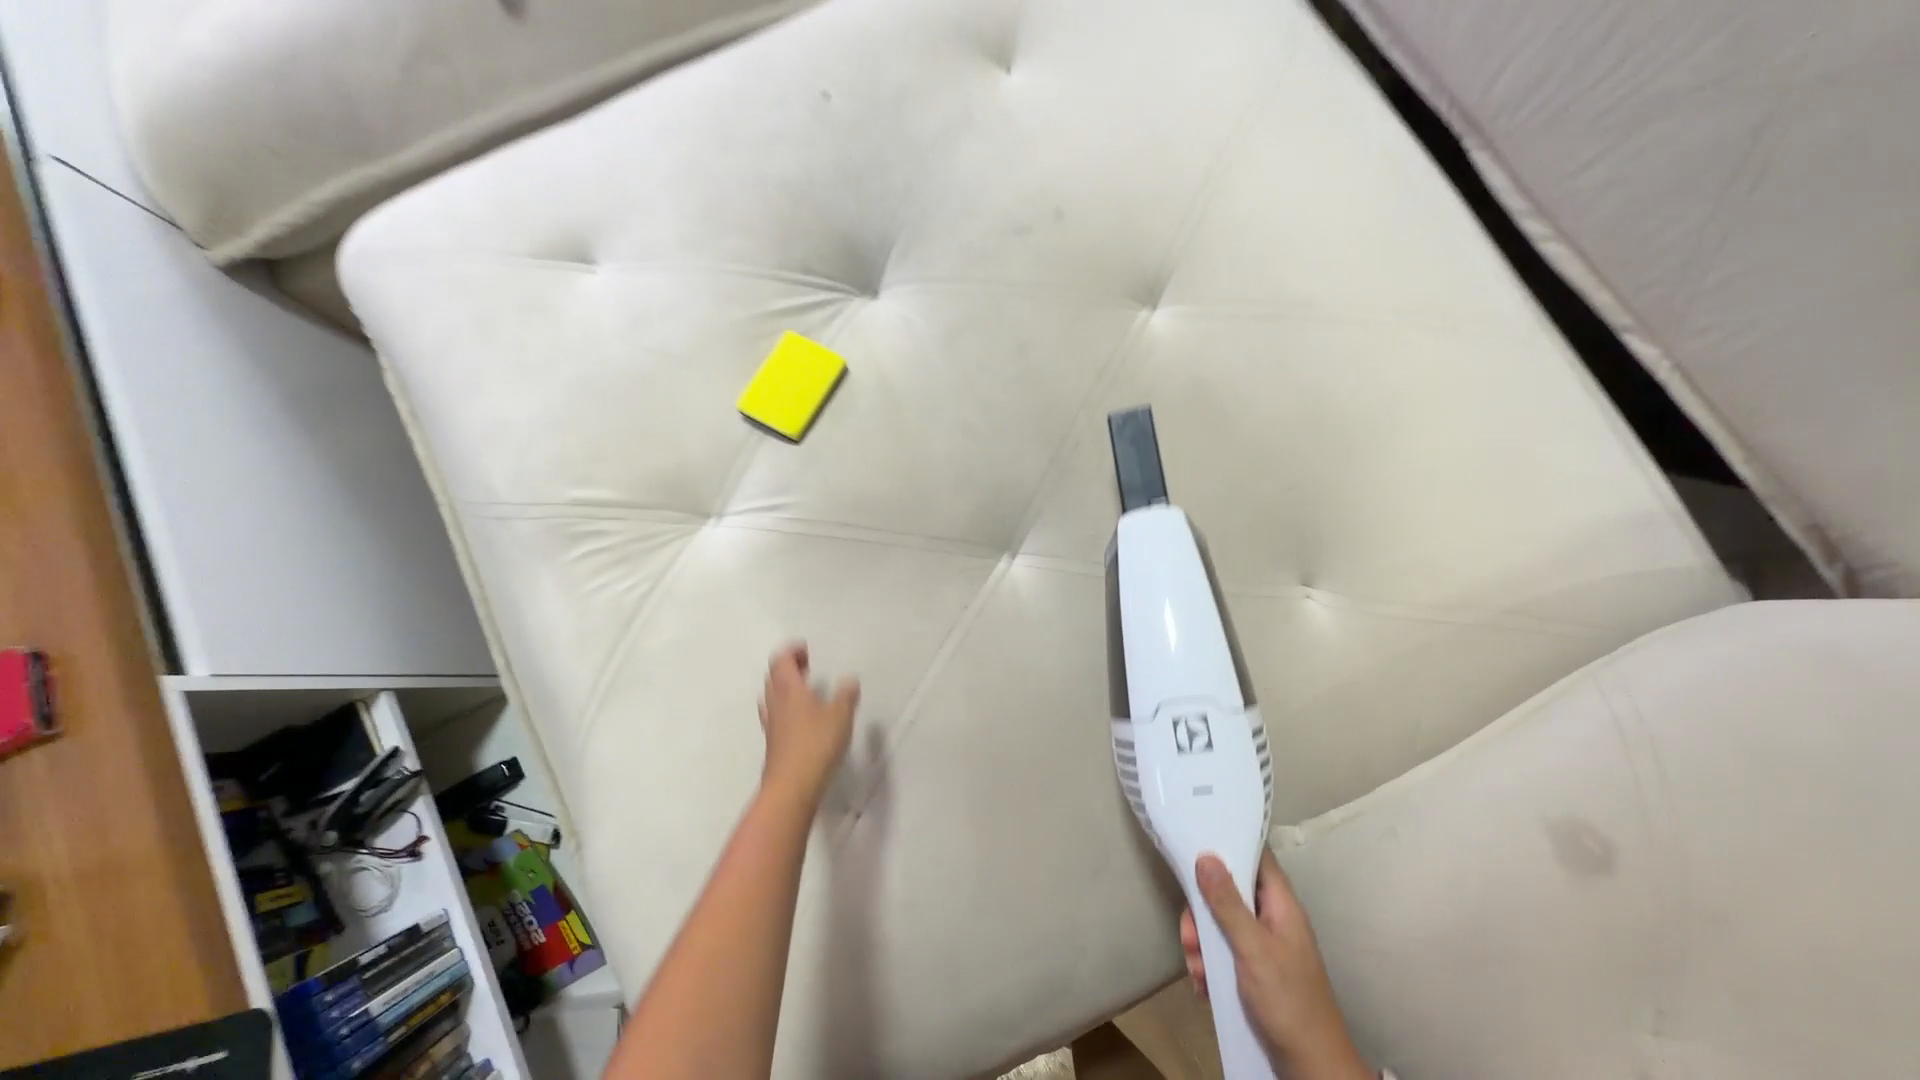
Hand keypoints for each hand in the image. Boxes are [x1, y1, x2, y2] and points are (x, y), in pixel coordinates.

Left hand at [757, 643, 858, 806]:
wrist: (792, 786)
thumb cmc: (816, 744)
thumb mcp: (841, 716)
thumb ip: (846, 695)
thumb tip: (849, 679)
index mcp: (789, 689)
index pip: (781, 660)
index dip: (792, 651)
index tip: (807, 650)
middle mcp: (775, 702)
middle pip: (774, 676)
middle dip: (789, 668)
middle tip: (808, 667)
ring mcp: (771, 724)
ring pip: (772, 696)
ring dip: (786, 688)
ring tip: (807, 691)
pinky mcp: (773, 742)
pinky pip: (776, 715)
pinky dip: (787, 708)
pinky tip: (804, 719)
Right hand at [1183, 850, 1371, 1079]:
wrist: (1312, 1066)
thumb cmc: (1287, 1001)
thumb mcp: (1253, 950)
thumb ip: (1228, 903)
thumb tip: (1206, 855)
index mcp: (1281, 905)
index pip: (1256, 857)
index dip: (1228, 846)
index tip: (1195, 846)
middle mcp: (1273, 919)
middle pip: (1229, 893)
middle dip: (1203, 914)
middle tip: (1191, 940)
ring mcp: (1264, 945)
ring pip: (1221, 925)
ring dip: (1202, 946)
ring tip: (1198, 973)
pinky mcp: (1255, 970)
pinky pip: (1224, 953)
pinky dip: (1210, 966)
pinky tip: (1204, 987)